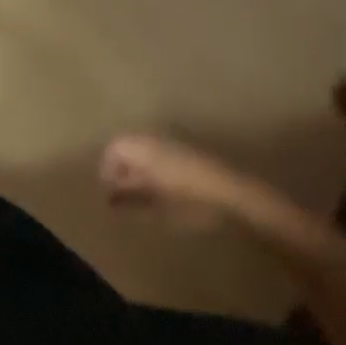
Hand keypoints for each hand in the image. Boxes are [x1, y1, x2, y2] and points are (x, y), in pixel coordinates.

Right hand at [100, 133, 268, 227]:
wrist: (238, 198)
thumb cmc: (192, 203)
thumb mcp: (156, 206)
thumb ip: (130, 197)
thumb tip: (109, 195)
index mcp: (143, 148)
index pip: (113, 149)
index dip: (107, 169)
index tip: (109, 192)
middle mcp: (156, 139)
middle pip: (128, 145)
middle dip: (122, 167)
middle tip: (123, 192)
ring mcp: (176, 142)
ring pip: (146, 148)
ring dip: (139, 166)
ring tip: (143, 192)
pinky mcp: (192, 150)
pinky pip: (162, 152)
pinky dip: (155, 166)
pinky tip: (164, 188)